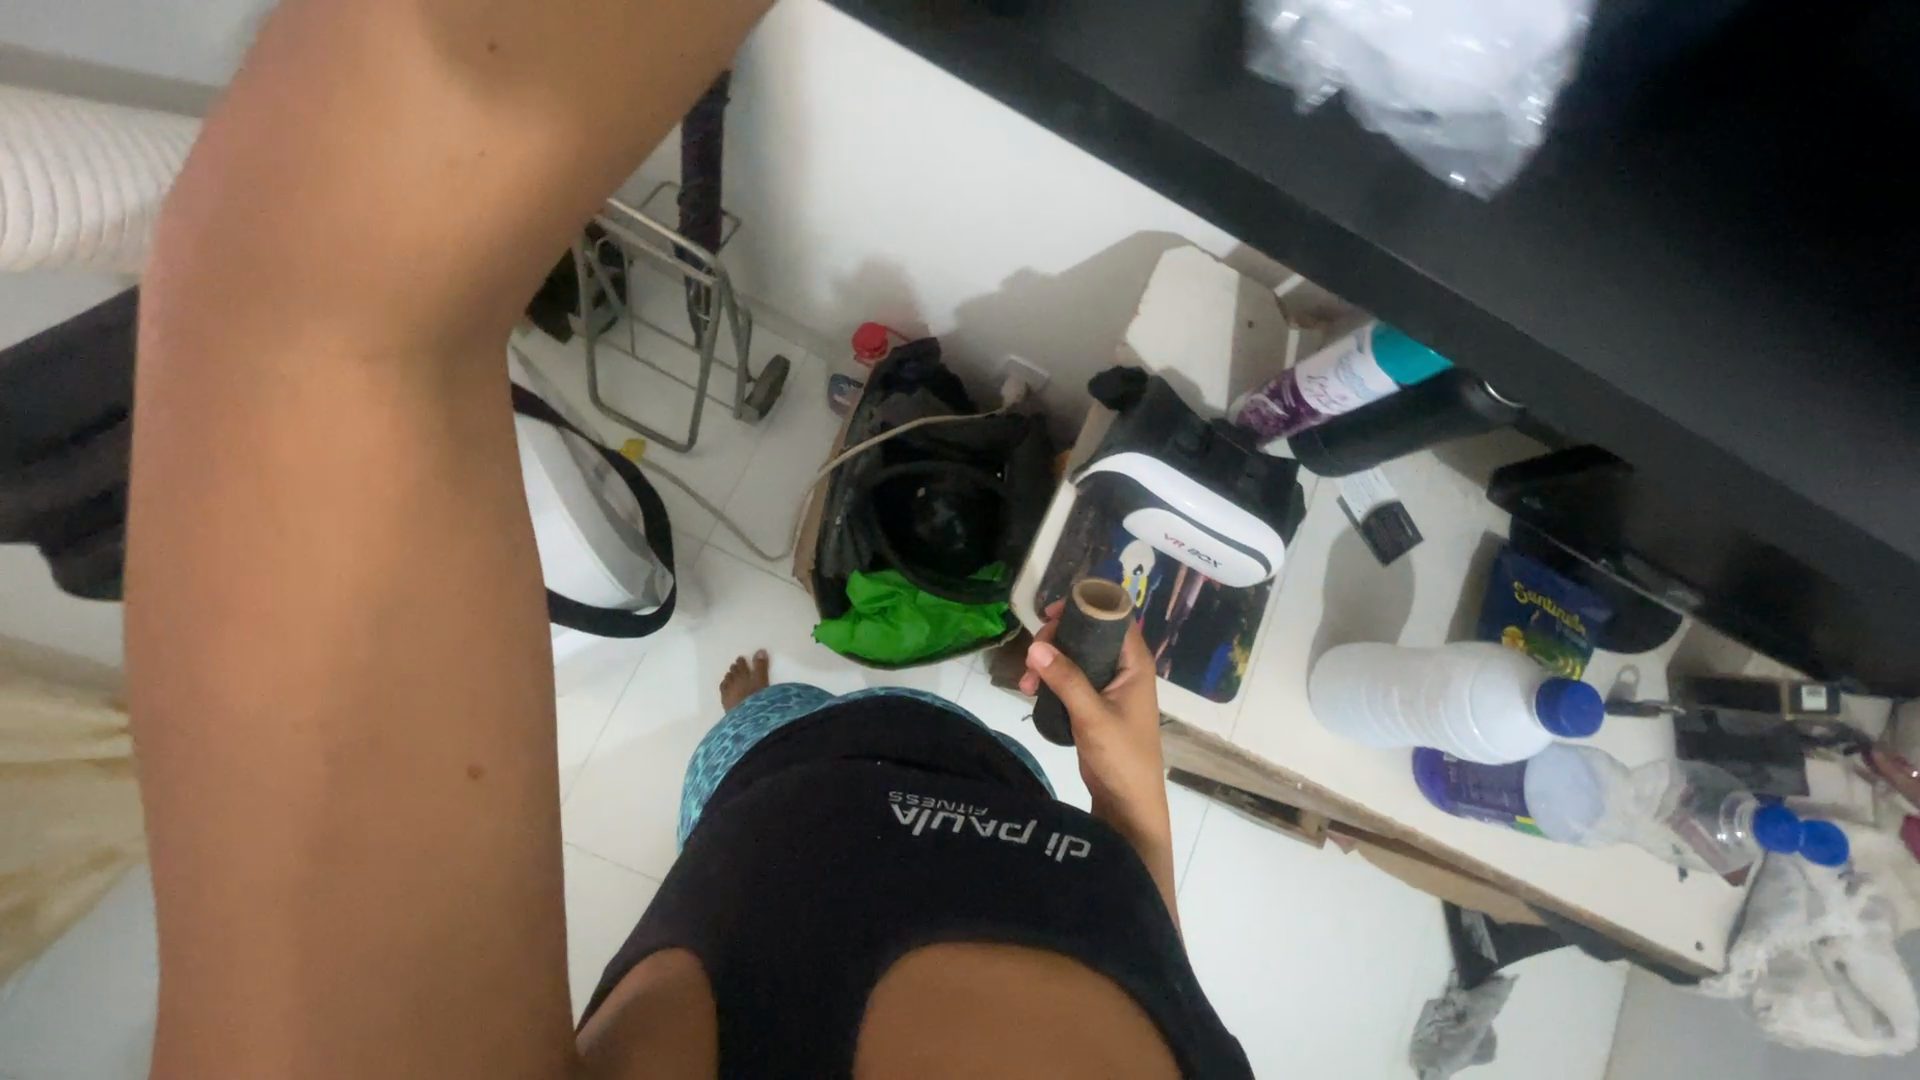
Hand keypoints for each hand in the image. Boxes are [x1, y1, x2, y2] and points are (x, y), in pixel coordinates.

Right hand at [1021, 601, 1168, 845]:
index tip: (1049, 615)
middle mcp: (1123, 667)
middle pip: (1087, 634)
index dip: (1082, 608)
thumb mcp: (1091, 715)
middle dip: (1056, 640)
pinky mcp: (1094, 702)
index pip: (1112, 617)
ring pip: (1074, 656)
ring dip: (1048, 661)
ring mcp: (1108, 685)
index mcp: (1134, 663)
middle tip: (1032, 654)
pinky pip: (1070, 677)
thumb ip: (1066, 679)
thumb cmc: (1121, 756)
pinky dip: (1050, 679)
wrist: (1127, 803)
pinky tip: (1030, 692)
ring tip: (1026, 683)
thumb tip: (1036, 646)